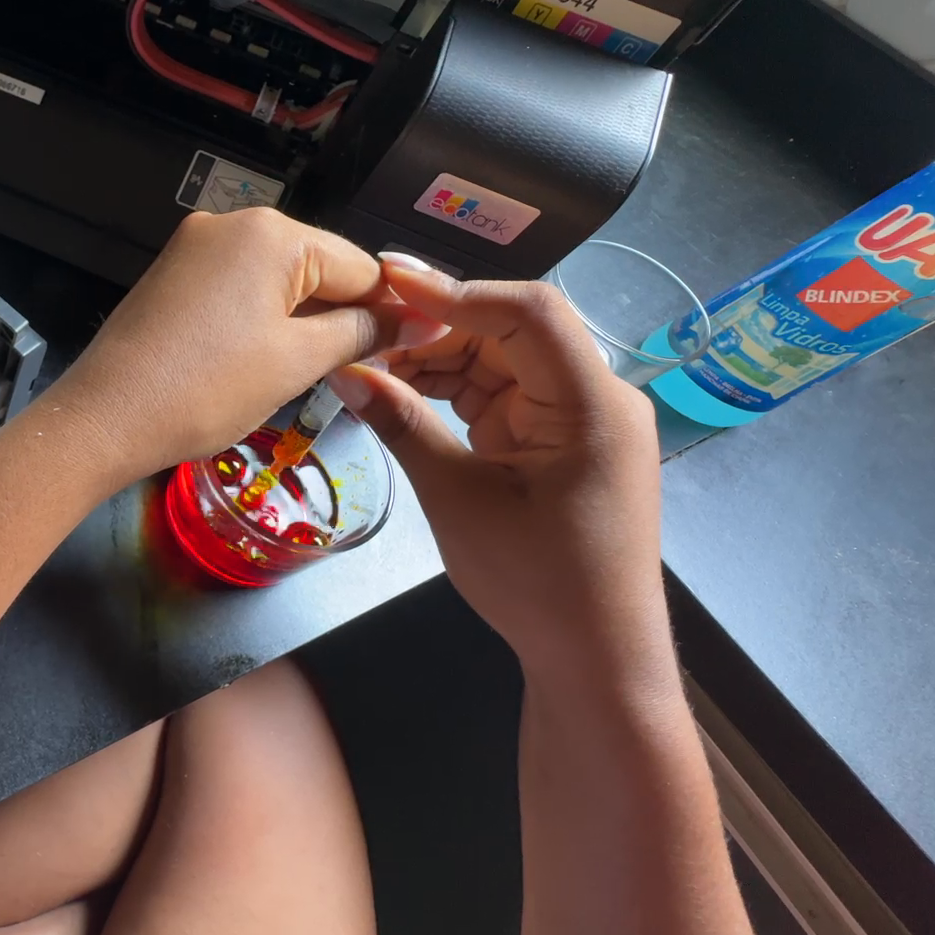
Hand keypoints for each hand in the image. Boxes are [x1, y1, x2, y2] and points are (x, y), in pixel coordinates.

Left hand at [51, 209, 444, 484]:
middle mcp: (228, 226)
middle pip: (313, 269)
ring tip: (302, 372)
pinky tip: (255, 360)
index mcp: (270, 233)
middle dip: (337, 316)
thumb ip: (362, 333)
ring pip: (272, 283)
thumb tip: (421, 321)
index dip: (388, 312)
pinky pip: (233, 292)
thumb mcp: (296, 361)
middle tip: (352, 371)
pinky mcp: (168, 278)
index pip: (359, 266)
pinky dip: (255, 321)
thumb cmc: (206, 389)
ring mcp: (190, 250)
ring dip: (297, 322)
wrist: (105, 417)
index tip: (409, 351)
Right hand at [324, 256, 669, 683]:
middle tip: (359, 337)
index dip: (453, 289)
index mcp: (589, 403)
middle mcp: (589, 396)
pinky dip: (444, 393)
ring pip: (492, 360)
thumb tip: (344, 374)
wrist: (588, 651)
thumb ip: (402, 425)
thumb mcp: (457, 496)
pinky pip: (492, 395)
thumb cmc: (535, 578)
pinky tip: (397, 397)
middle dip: (430, 331)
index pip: (527, 312)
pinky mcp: (548, 440)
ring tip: (367, 373)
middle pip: (505, 331)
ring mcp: (569, 418)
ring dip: (430, 363)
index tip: (384, 282)